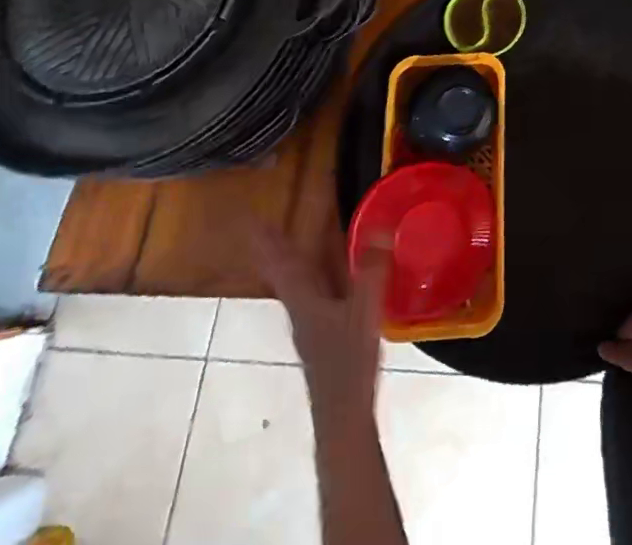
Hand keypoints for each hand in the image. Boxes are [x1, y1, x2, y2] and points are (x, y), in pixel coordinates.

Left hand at [250, 222, 387, 411]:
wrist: (342, 411)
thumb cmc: (348, 362)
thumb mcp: (364, 313)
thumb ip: (371, 273)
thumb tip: (379, 229)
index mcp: (304, 299)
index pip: (282, 262)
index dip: (268, 241)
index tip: (251, 219)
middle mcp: (303, 306)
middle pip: (287, 270)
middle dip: (278, 246)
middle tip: (266, 224)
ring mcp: (313, 320)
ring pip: (302, 281)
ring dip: (297, 258)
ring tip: (297, 239)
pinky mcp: (327, 329)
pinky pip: (320, 290)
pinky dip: (323, 274)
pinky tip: (338, 273)